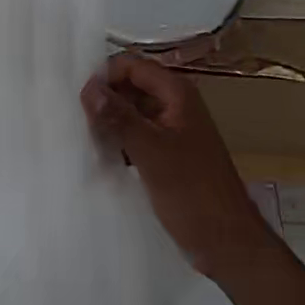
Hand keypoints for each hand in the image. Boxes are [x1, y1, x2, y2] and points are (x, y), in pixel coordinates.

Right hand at [81, 53, 272, 275]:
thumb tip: (89, 88)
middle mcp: (177, 103)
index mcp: (177, 92)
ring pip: (134, 112)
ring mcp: (175, 129)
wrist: (226, 239)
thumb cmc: (192, 191)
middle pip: (133, 86)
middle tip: (79, 126)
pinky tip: (104, 160)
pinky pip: (140, 136)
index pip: (133, 65)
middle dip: (106, 100)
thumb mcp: (151, 152)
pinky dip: (122, 142)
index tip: (79, 102)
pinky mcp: (170, 154)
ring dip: (112, 123)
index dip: (106, 76)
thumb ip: (119, 118)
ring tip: (87, 144)